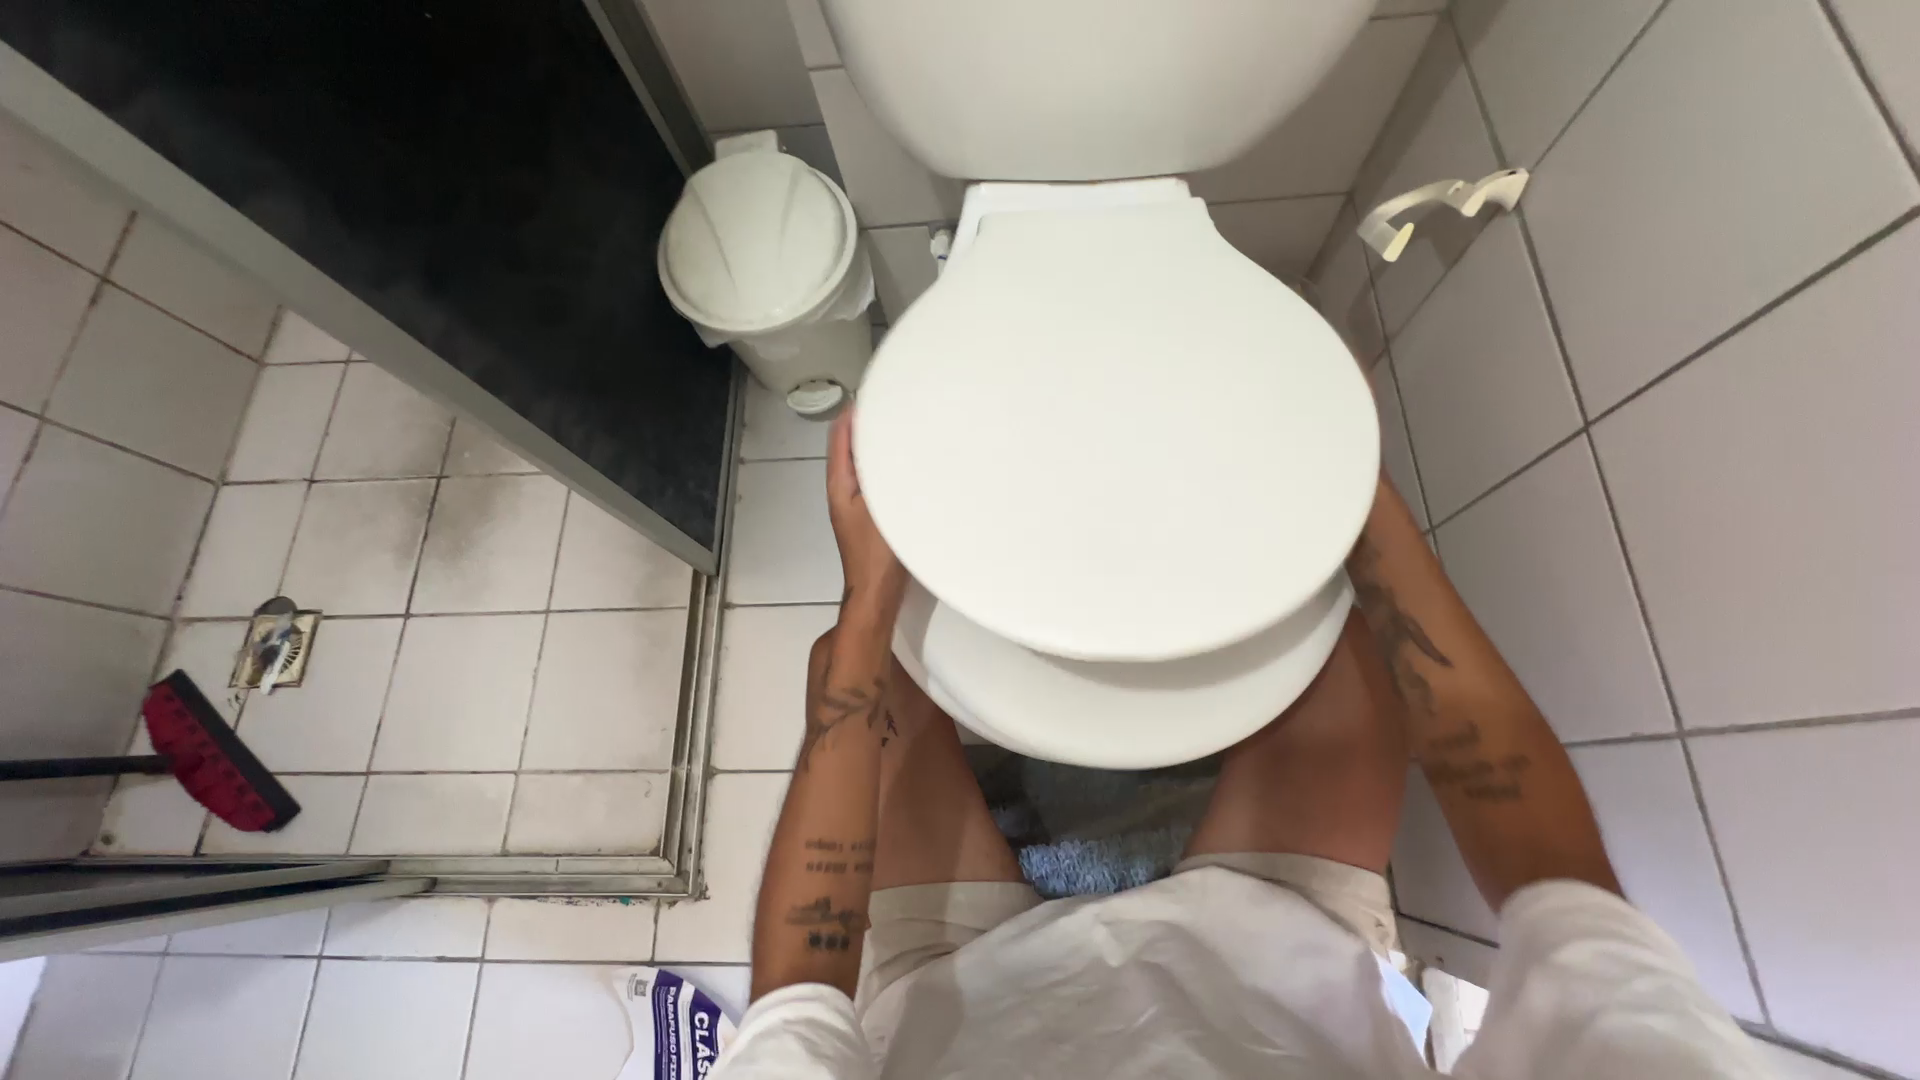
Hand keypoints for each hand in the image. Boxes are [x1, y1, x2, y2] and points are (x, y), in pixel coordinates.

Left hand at [827, 408, 906, 610]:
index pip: (841, 435)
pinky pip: (877, 480)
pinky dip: (889, 466)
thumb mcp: (883, 507)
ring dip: (880, 446)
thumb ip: (885, 473)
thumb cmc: (878, 553)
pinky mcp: (871, 516)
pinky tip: (910, 465)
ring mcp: (856, 504)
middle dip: (869, 425)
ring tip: (907, 427)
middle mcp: (844, 489)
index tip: (880, 391)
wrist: (877, 594)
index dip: (855, 412)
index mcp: (840, 483)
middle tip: (899, 404)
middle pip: (852, 446)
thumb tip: (891, 440)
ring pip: (865, 464)